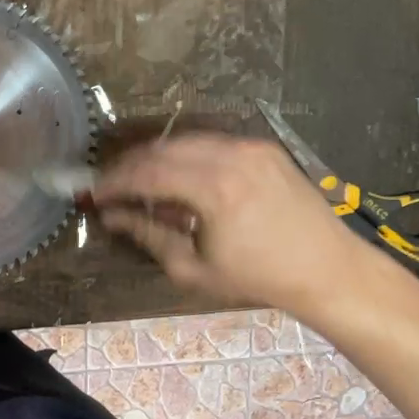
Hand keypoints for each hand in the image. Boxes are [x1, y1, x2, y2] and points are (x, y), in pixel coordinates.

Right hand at [89, 132, 372, 313]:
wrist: (327, 269)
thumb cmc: (257, 278)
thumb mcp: (192, 268)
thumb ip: (149, 235)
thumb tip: (111, 217)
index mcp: (215, 189)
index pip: (147, 173)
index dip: (113, 182)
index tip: (91, 194)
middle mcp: (233, 157)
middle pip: (163, 149)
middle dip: (129, 166)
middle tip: (106, 185)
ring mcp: (252, 149)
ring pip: (186, 141)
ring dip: (154, 158)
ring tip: (134, 181)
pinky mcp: (264, 150)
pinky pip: (212, 144)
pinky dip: (184, 156)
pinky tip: (173, 178)